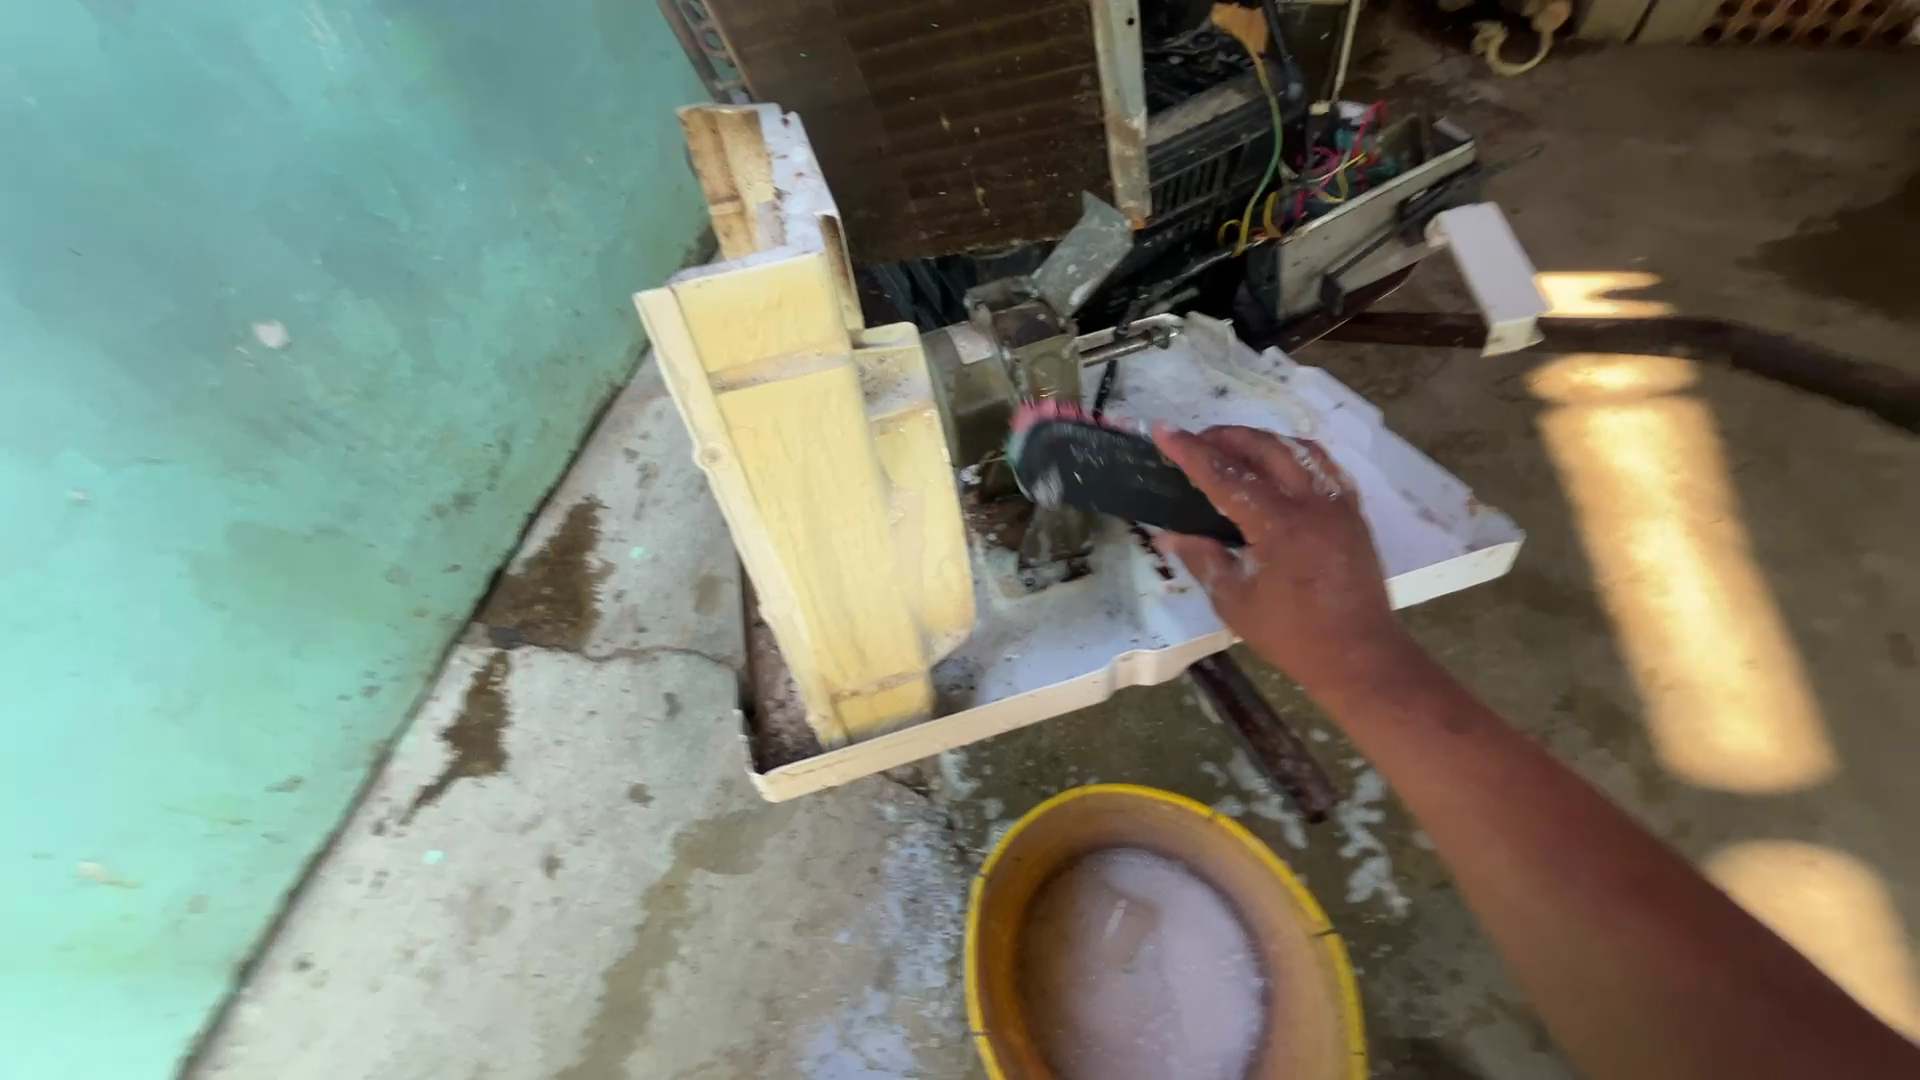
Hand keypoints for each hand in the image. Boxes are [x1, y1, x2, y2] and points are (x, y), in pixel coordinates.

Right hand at [1152, 423, 1410, 694]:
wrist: (1359, 656)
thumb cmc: (1292, 635)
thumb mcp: (1234, 600)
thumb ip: (1202, 559)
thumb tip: (1169, 534)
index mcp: (1279, 525)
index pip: (1225, 476)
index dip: (1190, 452)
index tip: (1165, 431)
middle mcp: (1313, 504)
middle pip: (1265, 448)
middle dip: (1226, 437)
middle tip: (1197, 441)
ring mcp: (1339, 505)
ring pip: (1299, 450)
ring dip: (1262, 441)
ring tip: (1234, 447)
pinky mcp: (1353, 514)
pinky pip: (1325, 467)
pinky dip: (1296, 456)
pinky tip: (1279, 465)